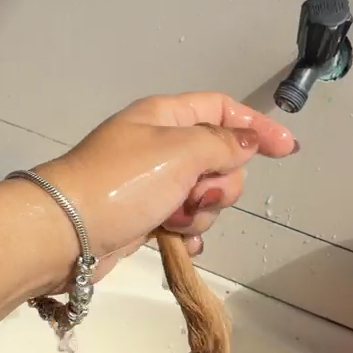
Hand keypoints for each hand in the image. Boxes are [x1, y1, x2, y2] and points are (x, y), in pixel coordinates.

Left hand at [30, 93, 295, 275]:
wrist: (66, 234)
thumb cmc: (122, 182)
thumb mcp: (180, 151)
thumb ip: (222, 144)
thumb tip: (248, 143)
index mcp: (164, 117)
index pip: (221, 110)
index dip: (255, 127)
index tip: (286, 151)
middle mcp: (159, 146)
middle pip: (218, 159)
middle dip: (220, 183)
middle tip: (196, 194)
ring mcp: (151, 184)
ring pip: (204, 196)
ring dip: (200, 212)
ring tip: (174, 220)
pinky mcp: (144, 218)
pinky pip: (184, 223)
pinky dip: (187, 233)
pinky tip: (179, 242)